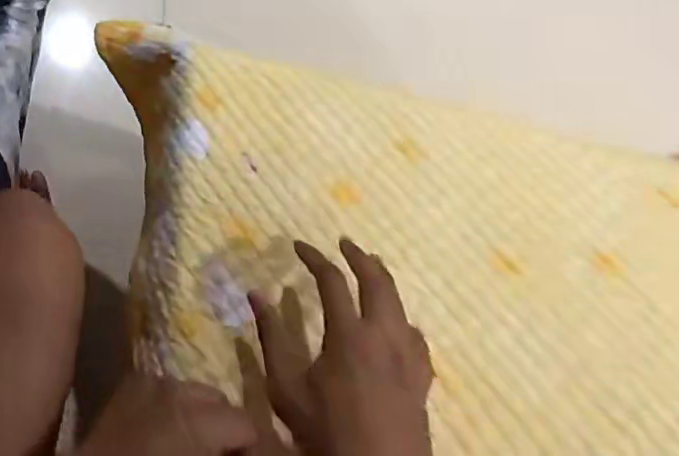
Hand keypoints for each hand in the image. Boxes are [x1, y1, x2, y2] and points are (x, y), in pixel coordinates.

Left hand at [79, 372, 257, 455]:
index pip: (245, 422)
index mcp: (191, 415)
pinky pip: (165, 390)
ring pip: (191, 391)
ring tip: (195, 447)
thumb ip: (224, 453)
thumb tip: (249, 451)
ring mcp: (147, 379)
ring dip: (200, 416)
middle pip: (218, 399)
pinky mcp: (129, 383)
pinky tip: (168, 435)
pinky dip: (174, 408)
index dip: (251, 448)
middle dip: (225, 429)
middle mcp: (172, 385)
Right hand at [248, 239, 432, 455]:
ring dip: (385, 281)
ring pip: (402, 306)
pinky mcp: (422, 385)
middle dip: (360, 257)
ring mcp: (408, 362)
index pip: (331, 279)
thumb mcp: (286, 387)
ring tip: (373, 269)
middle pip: (378, 282)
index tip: (298, 245)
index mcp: (349, 335)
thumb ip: (271, 336)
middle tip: (343, 243)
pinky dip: (404, 320)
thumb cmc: (326, 435)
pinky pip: (417, 339)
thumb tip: (256, 293)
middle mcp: (383, 338)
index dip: (314, 257)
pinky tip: (399, 326)